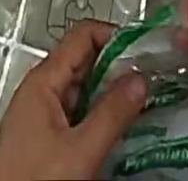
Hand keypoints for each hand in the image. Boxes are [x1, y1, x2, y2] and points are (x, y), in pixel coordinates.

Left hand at [0, 20, 146, 180]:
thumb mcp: (79, 150)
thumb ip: (111, 114)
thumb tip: (138, 81)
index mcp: (43, 80)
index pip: (82, 36)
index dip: (114, 37)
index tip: (142, 51)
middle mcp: (40, 90)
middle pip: (84, 61)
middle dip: (117, 68)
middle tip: (148, 81)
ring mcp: (41, 114)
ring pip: (82, 90)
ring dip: (110, 94)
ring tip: (140, 105)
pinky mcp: (44, 138)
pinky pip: (77, 113)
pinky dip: (99, 116)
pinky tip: (118, 131)